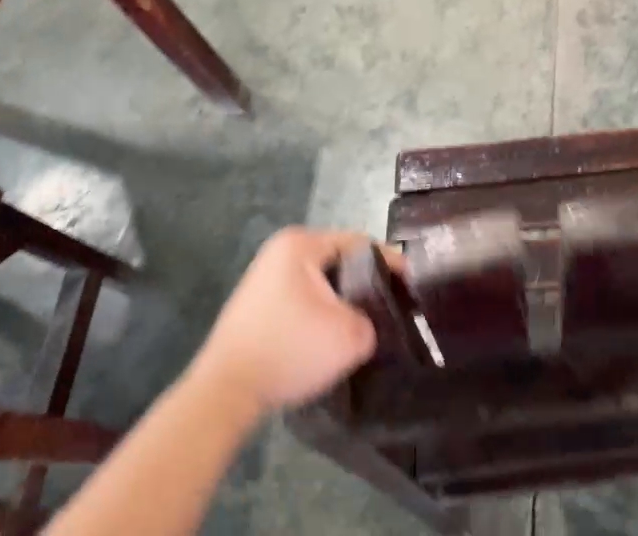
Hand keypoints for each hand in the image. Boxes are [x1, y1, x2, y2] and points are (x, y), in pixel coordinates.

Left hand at [191, 227, 380, 411]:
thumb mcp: (351, 334)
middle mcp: (281, 251)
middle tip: (391, 312)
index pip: (362, 244)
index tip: (412, 292)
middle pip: (342, 262)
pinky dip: (321, 315)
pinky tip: (331, 340)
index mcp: (301, 244)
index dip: (392, 266)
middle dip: (367, 286)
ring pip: (323, 284)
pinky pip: (304, 301)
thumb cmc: (288, 351)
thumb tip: (375, 317)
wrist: (225, 394)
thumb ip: (376, 316)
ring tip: (366, 328)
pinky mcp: (258, 305)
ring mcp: (265, 278)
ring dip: (344, 303)